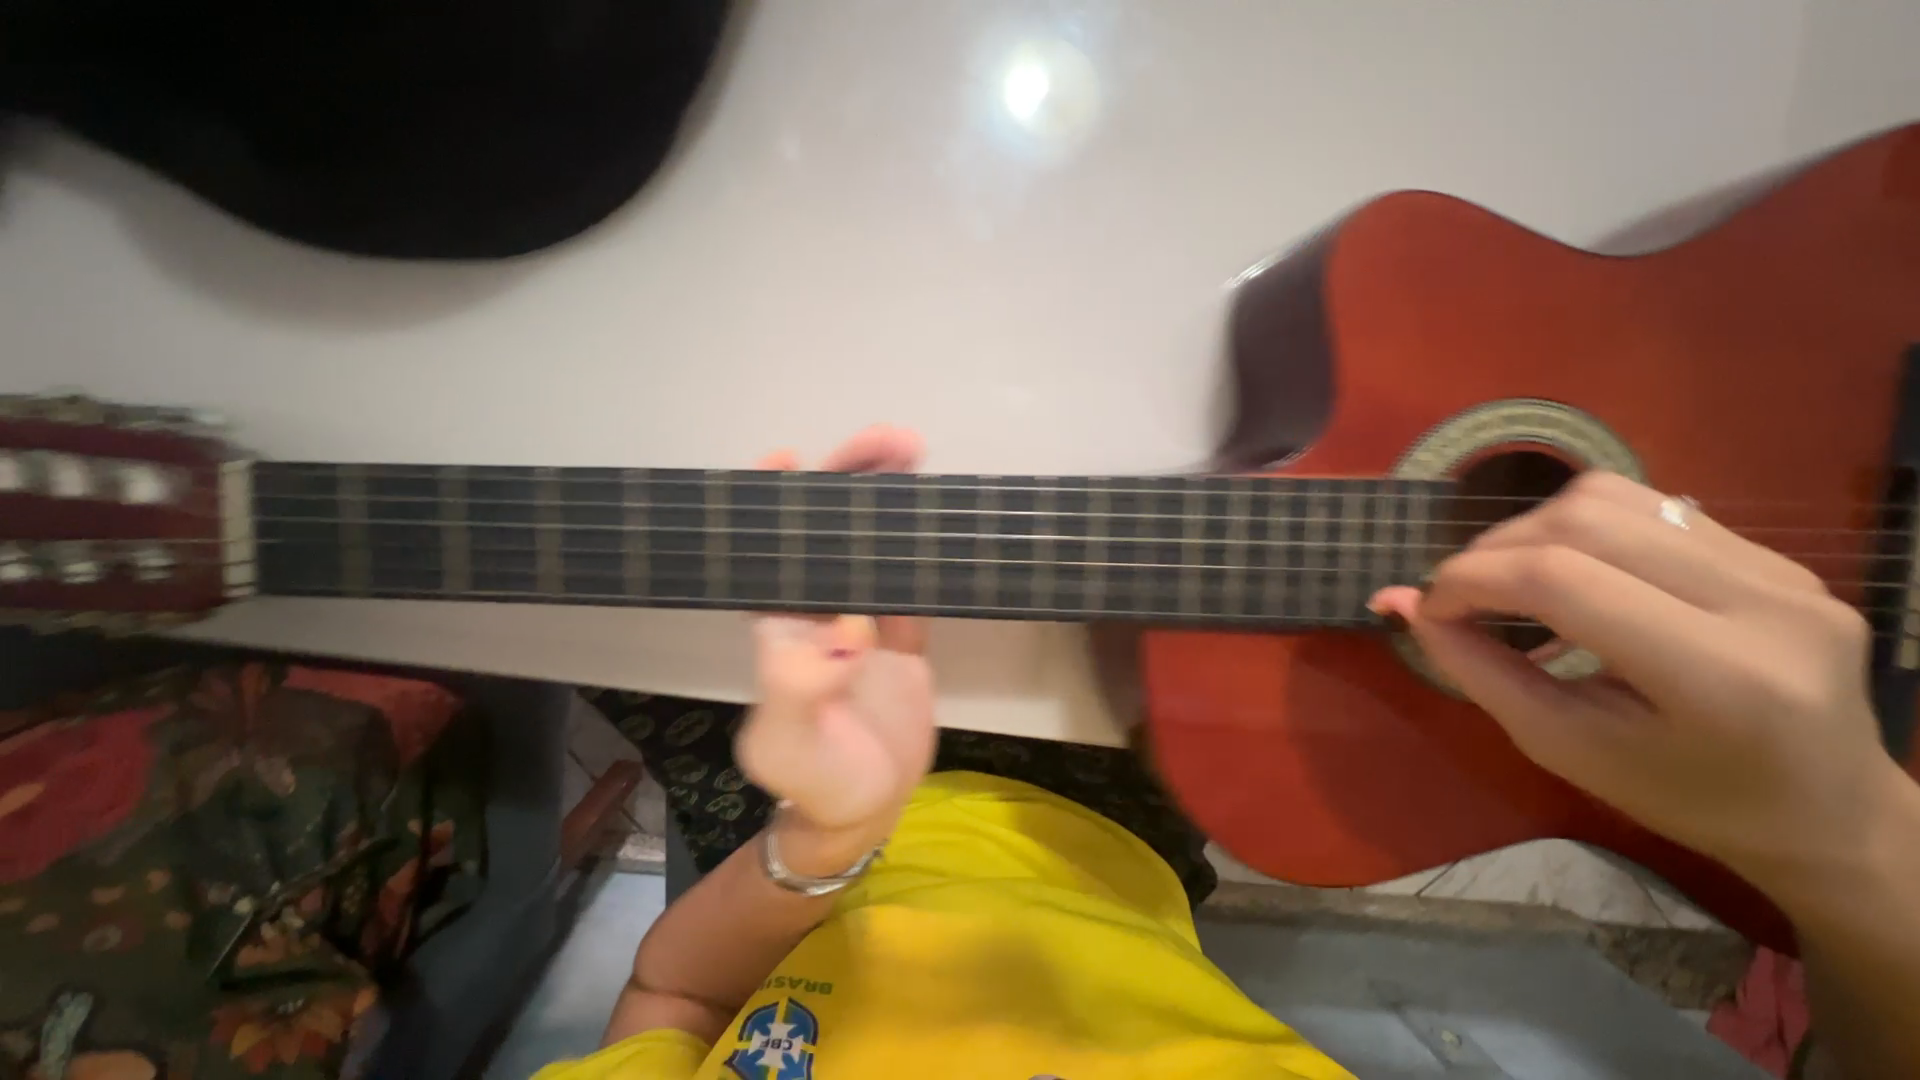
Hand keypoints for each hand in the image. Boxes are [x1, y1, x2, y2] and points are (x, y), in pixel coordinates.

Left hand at [734, 427, 935, 870]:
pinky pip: (912, 584)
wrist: (864, 808)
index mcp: (779, 629)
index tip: (790, 457)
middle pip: (827, 534)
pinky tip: (942, 517)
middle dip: (849, 481)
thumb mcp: (791, 745)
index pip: (769, 553)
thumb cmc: (813, 779)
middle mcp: (817, 613)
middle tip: (892, 441)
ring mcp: (861, 622)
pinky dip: (925, 550)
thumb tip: (843, 627)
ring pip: (872, 548)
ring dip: (890, 504)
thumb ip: (800, 689)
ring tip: (917, 457)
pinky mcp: (902, 638)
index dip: (773, 503)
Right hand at [1371, 471, 1906, 894]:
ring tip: (1511, 579)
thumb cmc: (1679, 797)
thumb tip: (1393, 600)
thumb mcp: (1560, 744)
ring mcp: (1784, 570)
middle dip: (1492, 550)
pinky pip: (1650, 507)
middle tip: (1460, 596)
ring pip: (1613, 498)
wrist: (1825, 811)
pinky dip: (1580, 529)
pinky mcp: (1780, 556)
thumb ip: (1472, 667)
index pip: (1561, 580)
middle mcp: (1764, 604)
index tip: (1430, 611)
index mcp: (1717, 676)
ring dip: (1531, 529)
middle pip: (1583, 523)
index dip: (1470, 580)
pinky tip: (1572, 572)